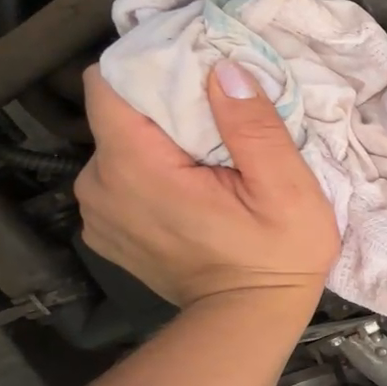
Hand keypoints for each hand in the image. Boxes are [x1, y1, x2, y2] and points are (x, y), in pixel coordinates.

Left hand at [76, 61, 339, 309]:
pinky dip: (157, 176)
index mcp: (136, 166)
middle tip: (227, 123)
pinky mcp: (110, 229)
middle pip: (121, 118)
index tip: (202, 69)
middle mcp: (98, 184)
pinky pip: (125, 182)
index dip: (154, 68)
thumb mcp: (287, 187)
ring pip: (124, 150)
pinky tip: (199, 193)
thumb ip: (253, 127)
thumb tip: (225, 71)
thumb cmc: (278, 252)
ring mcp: (98, 211)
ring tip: (217, 162)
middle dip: (170, 111)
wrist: (251, 317)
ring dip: (165, 146)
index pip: (110, 86)